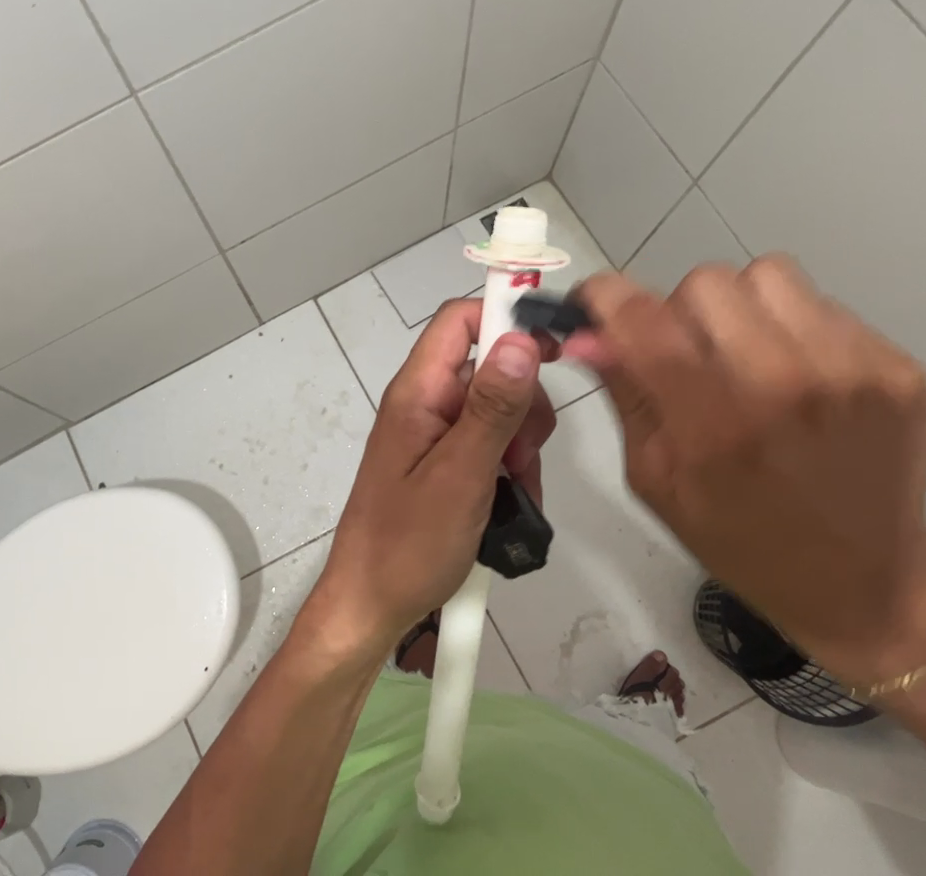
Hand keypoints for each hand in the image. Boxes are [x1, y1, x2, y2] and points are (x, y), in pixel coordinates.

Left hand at [304, 299, 557, 656]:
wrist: (371, 605)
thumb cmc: (409, 544)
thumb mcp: (461, 475)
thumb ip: (492, 409)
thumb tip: (520, 340)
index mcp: (417, 393)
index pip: (459, 321)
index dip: (506, 320)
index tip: (554, 352)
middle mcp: (423, 403)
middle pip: (488, 365)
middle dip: (523, 401)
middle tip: (526, 451)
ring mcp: (432, 435)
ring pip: (496, 409)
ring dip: (521, 441)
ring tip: (517, 486)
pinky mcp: (442, 464)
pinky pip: (488, 444)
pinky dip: (510, 466)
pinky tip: (512, 499)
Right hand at [564, 260, 925, 681]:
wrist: (862, 581)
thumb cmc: (738, 538)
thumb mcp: (655, 480)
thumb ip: (626, 396)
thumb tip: (587, 332)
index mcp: (713, 424)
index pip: (641, 318)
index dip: (603, 296)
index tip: (592, 301)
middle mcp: (784, 383)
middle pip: (703, 282)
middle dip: (679, 310)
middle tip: (687, 352)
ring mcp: (850, 369)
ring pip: (766, 276)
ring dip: (739, 307)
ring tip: (745, 355)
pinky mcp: (895, 365)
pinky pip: (821, 304)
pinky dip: (792, 327)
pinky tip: (798, 377)